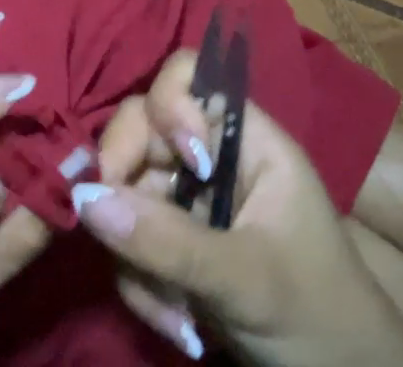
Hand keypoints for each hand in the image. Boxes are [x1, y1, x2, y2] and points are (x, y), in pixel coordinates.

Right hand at [82, 51, 402, 366]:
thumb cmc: (319, 319)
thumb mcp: (246, 279)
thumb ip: (166, 240)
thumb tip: (83, 197)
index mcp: (247, 143)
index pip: (188, 78)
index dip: (167, 104)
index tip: (169, 158)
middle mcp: (211, 159)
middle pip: (139, 132)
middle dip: (125, 188)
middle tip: (119, 237)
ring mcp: (187, 202)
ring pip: (123, 192)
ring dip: (133, 256)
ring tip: (175, 314)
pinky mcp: (171, 244)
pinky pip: (126, 239)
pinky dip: (139, 283)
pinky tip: (177, 325)